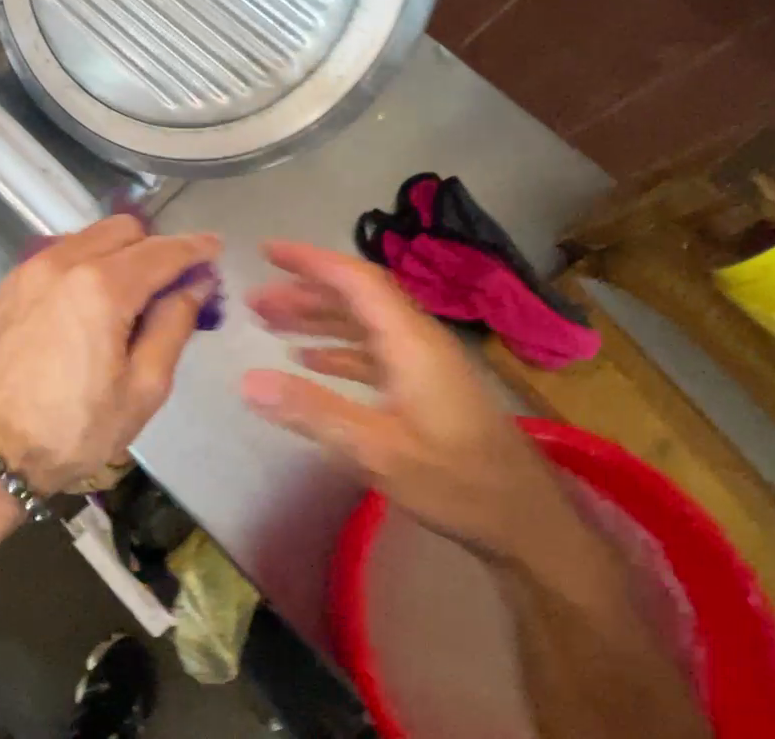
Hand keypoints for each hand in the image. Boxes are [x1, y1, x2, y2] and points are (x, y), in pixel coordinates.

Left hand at [0, 215, 220, 495]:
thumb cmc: (76, 428)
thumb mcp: (143, 387)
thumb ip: (173, 325)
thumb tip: (194, 284)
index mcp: (99, 287)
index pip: (160, 251)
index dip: (194, 248)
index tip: (215, 249)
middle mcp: (60, 263)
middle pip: (122, 230)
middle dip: (154, 247)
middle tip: (173, 283)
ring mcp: (28, 271)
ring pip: (87, 238)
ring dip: (118, 253)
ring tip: (134, 294)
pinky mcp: (8, 286)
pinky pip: (57, 256)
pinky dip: (84, 264)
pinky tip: (92, 301)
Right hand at [240, 241, 574, 561]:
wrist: (527, 522)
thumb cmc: (457, 482)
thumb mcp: (377, 451)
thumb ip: (311, 411)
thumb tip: (247, 380)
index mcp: (410, 344)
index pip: (357, 281)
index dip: (311, 261)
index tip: (267, 251)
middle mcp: (418, 342)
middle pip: (356, 298)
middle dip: (303, 292)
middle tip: (254, 299)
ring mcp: (424, 365)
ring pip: (363, 324)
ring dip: (316, 318)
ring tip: (269, 323)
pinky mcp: (426, 388)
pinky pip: (373, 351)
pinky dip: (336, 348)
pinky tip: (307, 359)